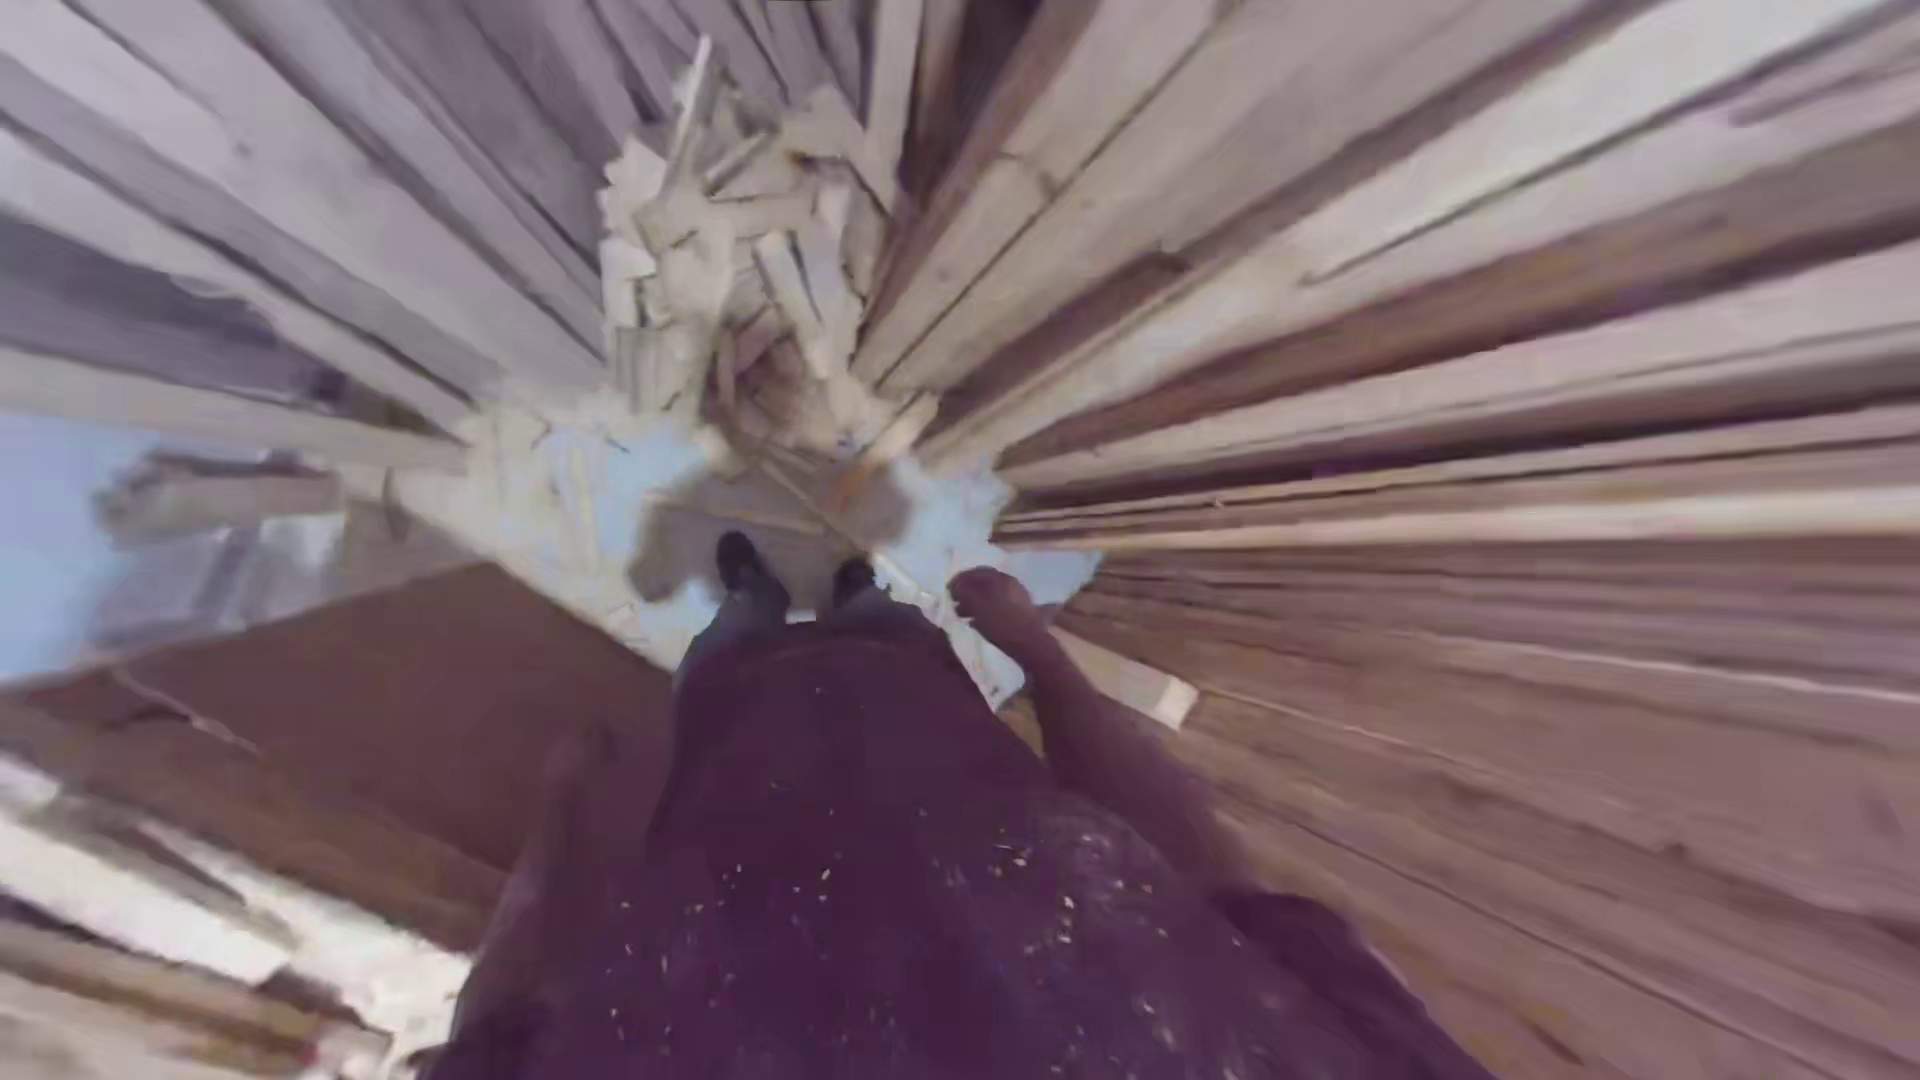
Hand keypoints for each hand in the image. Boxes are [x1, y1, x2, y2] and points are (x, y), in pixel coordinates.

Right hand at [949, 567, 1050, 660]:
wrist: (1030, 644)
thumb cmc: (1001, 624)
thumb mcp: (976, 606)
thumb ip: (964, 593)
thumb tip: (955, 587)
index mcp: (1000, 578)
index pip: (975, 572)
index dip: (959, 580)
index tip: (948, 591)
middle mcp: (1010, 582)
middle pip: (983, 582)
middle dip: (967, 591)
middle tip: (955, 602)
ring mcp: (1018, 596)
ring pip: (991, 594)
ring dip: (975, 601)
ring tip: (963, 613)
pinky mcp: (1021, 610)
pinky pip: (998, 604)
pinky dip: (985, 609)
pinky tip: (978, 621)